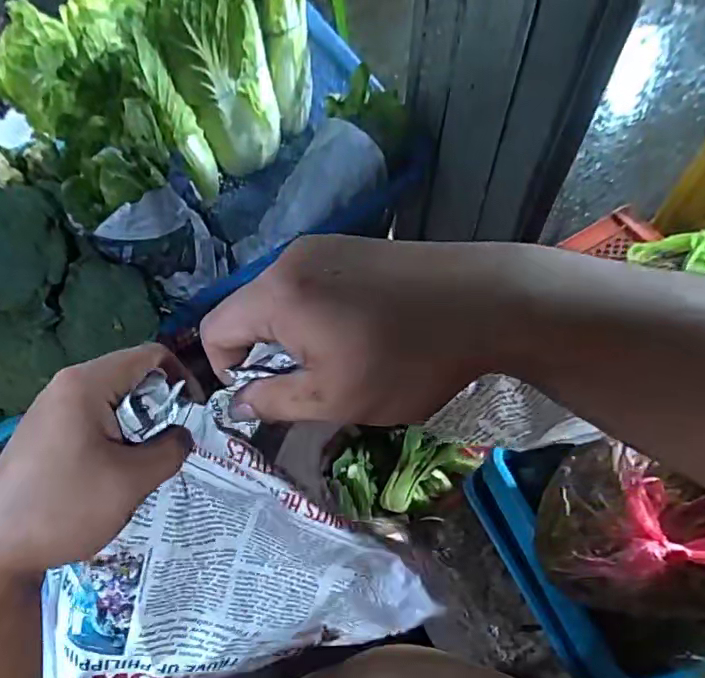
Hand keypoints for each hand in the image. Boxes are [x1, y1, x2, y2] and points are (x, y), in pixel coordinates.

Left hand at [0, 344, 189, 579]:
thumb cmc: (64, 507)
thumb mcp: (131, 481)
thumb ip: (169, 451)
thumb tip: (183, 436)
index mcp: (85, 384)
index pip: (150, 357)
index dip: (184, 380)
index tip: (197, 419)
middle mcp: (66, 389)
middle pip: (132, 382)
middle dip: (160, 415)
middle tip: (169, 457)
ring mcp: (52, 414)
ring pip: (114, 410)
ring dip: (139, 438)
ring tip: (141, 477)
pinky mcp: (45, 440)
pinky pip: (94, 430)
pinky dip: (115, 450)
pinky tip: (113, 486)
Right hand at [199, 235, 518, 424]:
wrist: (490, 303)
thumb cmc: (406, 360)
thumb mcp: (333, 399)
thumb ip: (274, 402)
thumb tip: (238, 403)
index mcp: (277, 293)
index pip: (214, 330)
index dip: (228, 373)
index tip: (269, 396)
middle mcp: (291, 258)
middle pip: (245, 312)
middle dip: (263, 356)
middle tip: (309, 384)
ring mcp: (324, 247)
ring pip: (279, 302)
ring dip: (292, 340)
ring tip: (338, 361)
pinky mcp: (353, 247)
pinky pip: (310, 287)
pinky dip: (316, 318)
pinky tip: (357, 335)